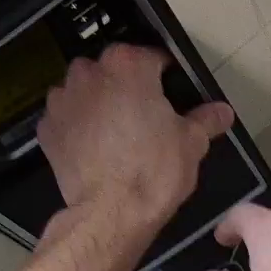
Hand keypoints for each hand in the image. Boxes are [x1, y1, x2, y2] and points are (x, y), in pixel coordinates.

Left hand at [38, 44, 233, 223]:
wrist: (112, 213)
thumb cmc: (155, 173)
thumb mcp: (192, 144)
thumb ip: (206, 121)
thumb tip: (223, 112)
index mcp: (129, 66)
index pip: (153, 57)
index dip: (167, 77)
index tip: (174, 95)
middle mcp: (90, 72)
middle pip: (115, 72)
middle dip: (130, 89)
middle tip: (148, 121)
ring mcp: (63, 99)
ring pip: (87, 92)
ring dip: (101, 105)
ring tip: (120, 137)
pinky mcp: (47, 128)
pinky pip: (68, 119)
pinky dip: (80, 129)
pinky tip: (97, 151)